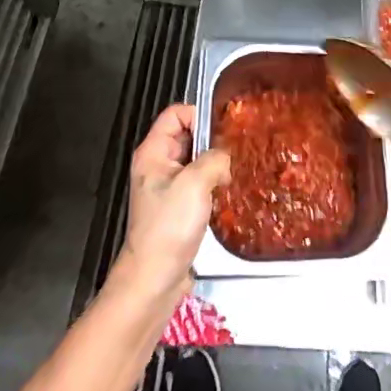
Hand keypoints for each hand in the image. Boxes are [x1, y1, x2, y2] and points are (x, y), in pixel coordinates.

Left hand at [115, 104, 230, 301]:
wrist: (155, 275)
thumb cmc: (168, 226)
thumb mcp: (194, 183)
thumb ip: (214, 160)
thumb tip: (225, 159)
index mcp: (152, 152)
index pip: (174, 115)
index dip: (198, 114)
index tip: (223, 127)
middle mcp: (157, 166)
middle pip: (187, 137)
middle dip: (212, 141)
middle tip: (237, 148)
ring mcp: (167, 188)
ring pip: (196, 163)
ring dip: (215, 165)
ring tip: (237, 170)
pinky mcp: (178, 208)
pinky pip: (199, 186)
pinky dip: (213, 186)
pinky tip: (230, 192)